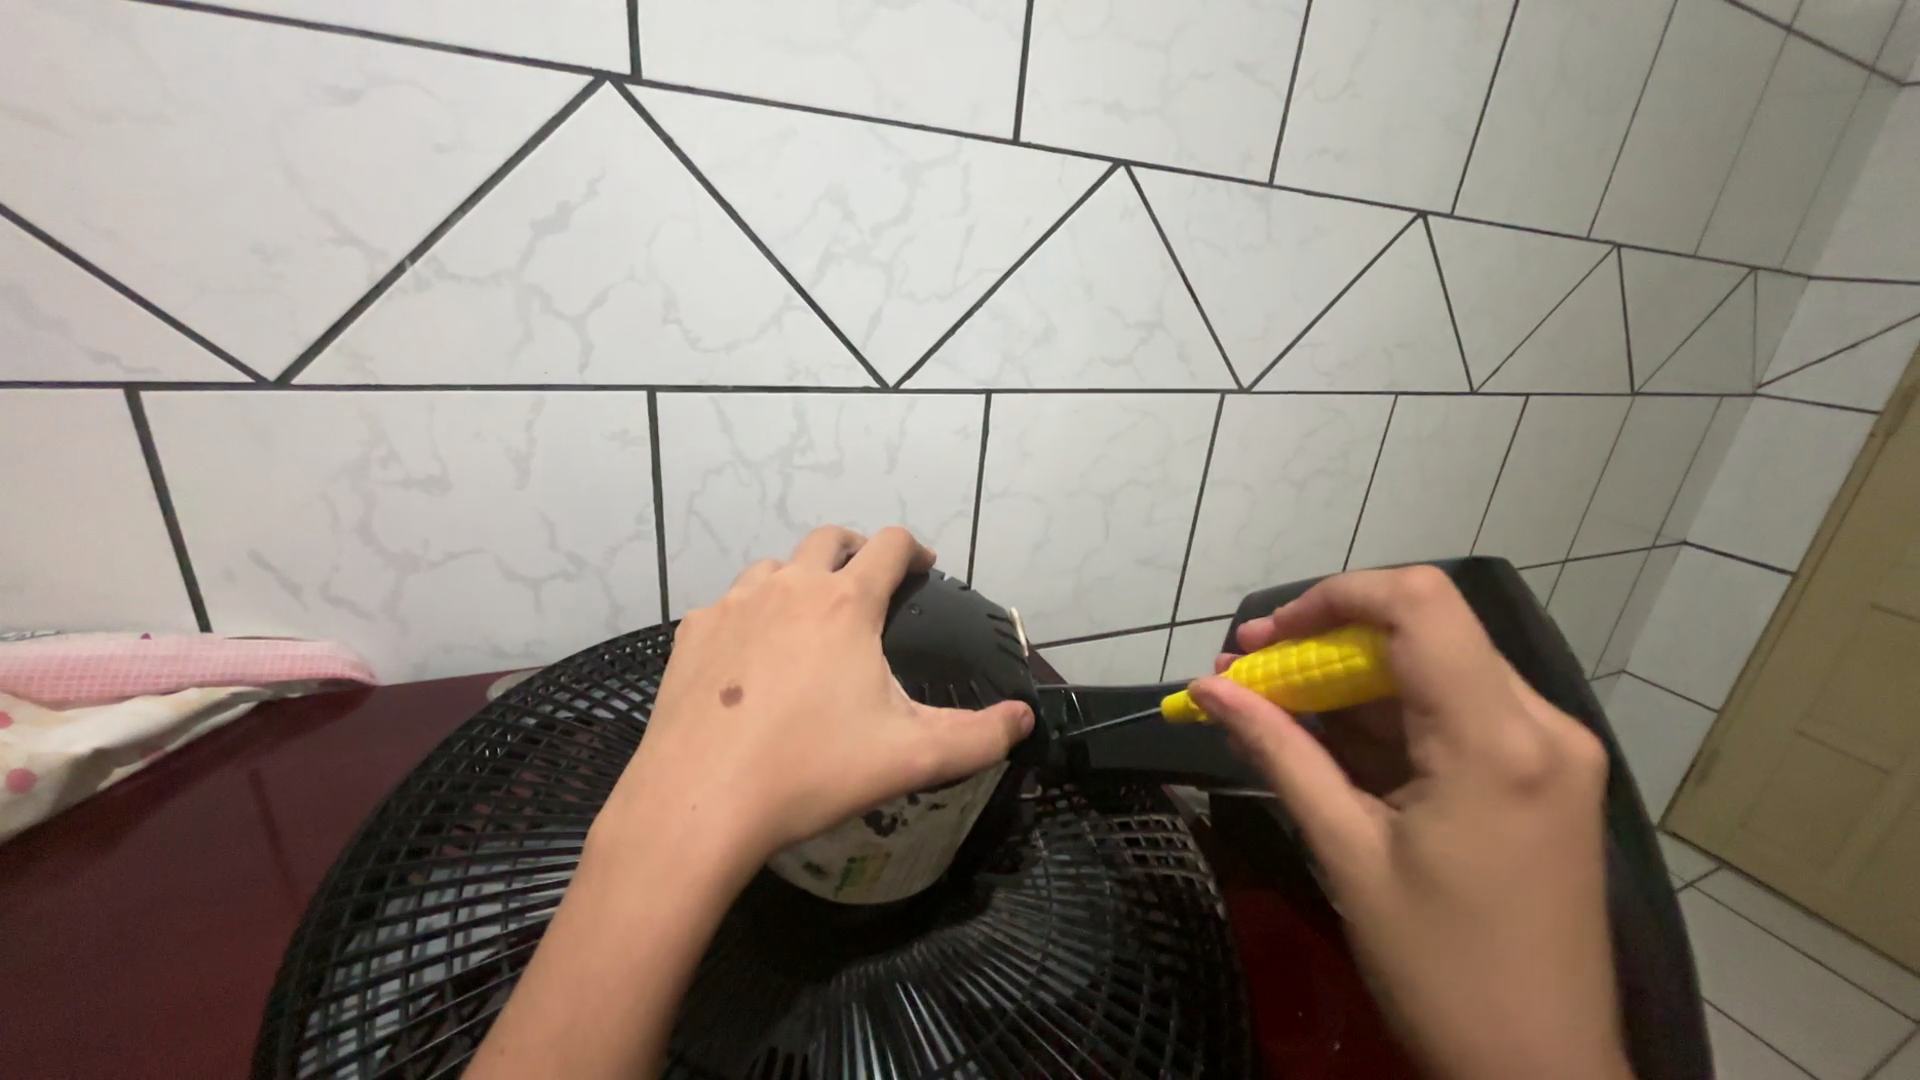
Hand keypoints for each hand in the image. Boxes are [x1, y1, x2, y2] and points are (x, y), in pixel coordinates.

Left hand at [594, 525, 1034, 874]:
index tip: (924, 568)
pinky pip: (730, 604)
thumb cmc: (814, 771)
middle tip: (872, 582)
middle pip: (830, 539)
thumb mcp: (913, 758)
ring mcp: (733, 605)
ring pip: (775, 568)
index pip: (889, 544)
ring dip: (802, 578)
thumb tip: (1024, 718)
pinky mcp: (692, 633)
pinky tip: (753, 656)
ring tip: (811, 618)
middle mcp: (789, 587)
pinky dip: (752, 613)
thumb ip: (981, 737)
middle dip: (858, 550)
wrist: (699, 804)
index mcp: (846, 603)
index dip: (914, 548)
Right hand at [1189, 567, 1628, 1079]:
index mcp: (1497, 738)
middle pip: (1418, 632)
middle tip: (1244, 676)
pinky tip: (1320, 743)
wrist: (1541, 1075)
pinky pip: (1446, 714)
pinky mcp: (1536, 773)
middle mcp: (1537, 724)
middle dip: (1322, 643)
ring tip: (1265, 710)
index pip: (1417, 603)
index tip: (1263, 640)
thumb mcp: (1344, 850)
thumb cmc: (1439, 969)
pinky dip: (1379, 719)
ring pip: (1427, 671)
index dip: (1330, 598)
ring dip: (1344, 683)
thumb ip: (1277, 750)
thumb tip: (1205, 689)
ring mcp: (1544, 748)